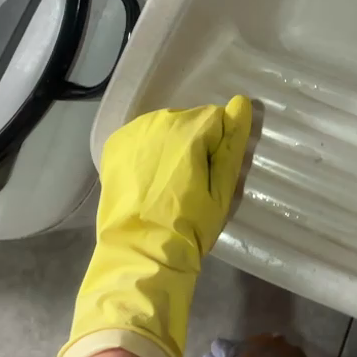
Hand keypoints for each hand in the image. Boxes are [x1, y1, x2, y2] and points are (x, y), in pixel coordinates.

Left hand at [56, 97, 252, 356]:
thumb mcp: (222, 189)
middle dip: (194, 144)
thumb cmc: (189, 225)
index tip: (209, 176)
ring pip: (166, 127)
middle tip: (190, 183)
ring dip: (171, 145)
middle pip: (190, 120)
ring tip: (167, 183)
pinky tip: (147, 178)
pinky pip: (143, 136)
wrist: (140, 254)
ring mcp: (134, 130)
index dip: (218, 148)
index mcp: (189, 128)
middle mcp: (159, 119)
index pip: (218, 119)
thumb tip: (241, 102)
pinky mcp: (115, 144)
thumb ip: (232, 143)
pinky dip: (148, 150)